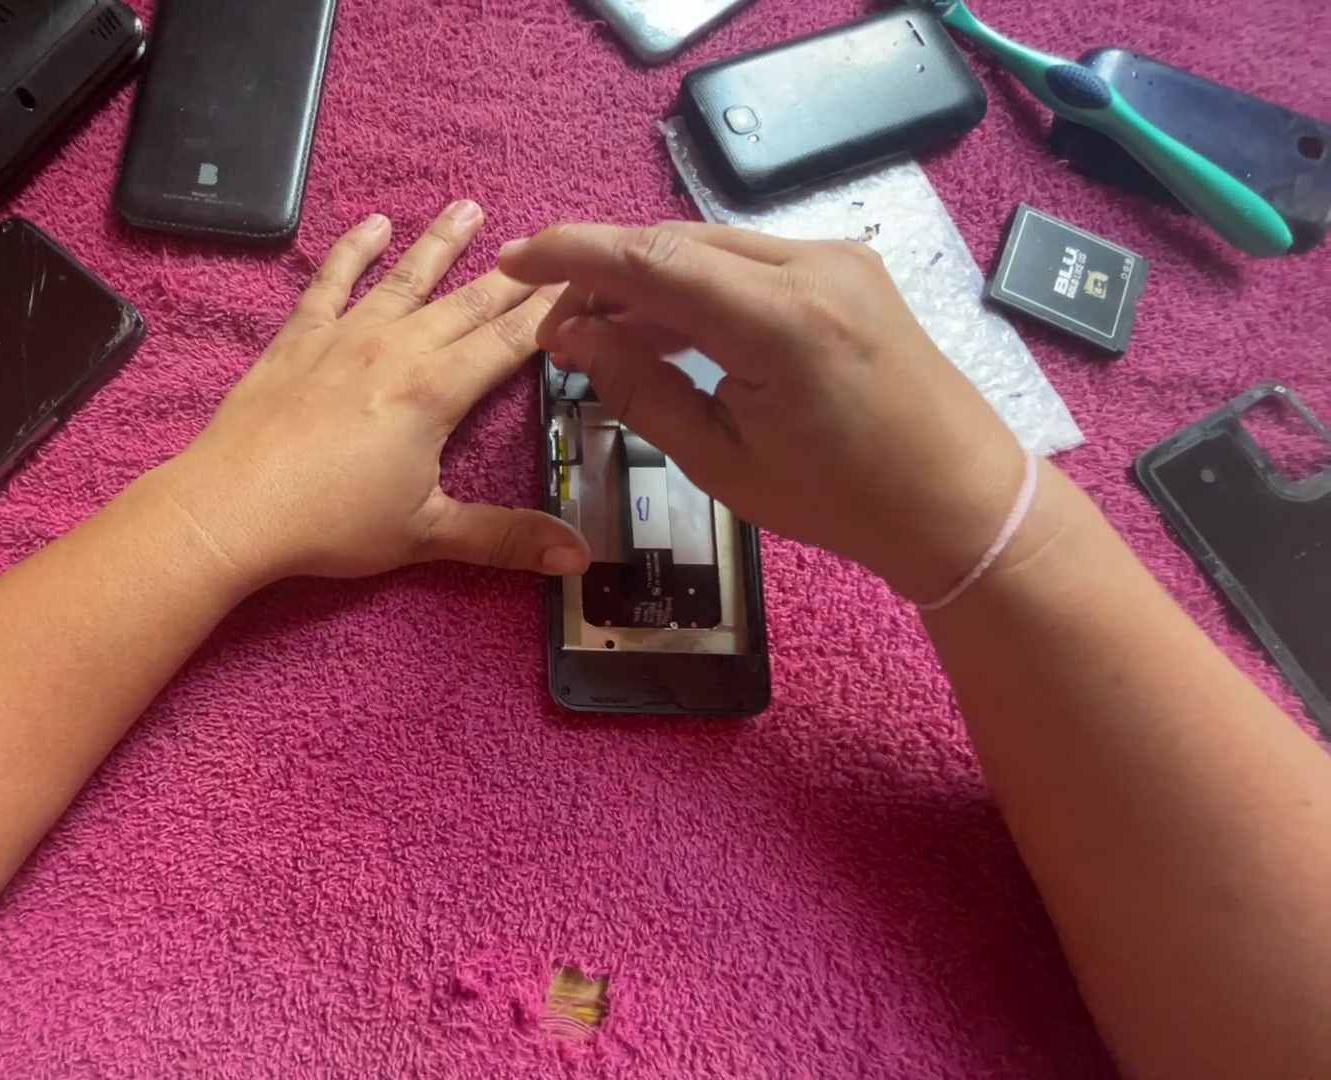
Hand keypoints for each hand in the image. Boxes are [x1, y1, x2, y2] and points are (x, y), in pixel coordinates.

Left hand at [156, 203, 589, 585]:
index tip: (580, 282)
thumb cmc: (332, 523)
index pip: (509, 341)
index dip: (549, 312)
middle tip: (546, 246)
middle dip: (512, 277)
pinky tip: (372, 224)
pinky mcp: (298, 338)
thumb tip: (579, 558)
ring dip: (441, 243)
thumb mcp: (426, 534)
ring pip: (406, 278)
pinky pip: (331, 281)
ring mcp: (344, 335)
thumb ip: (504, 537)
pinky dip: (352, 250)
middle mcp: (396, 347)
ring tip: (471, 207)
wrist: (234, 507)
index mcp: (435, 391)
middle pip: (467, 303)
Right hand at [497, 222, 1030, 603]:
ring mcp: (833, 258)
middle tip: (553, 333)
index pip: (651, 261)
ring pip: (702, 250)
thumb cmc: (836, 498)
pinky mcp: (840, 269)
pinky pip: (738, 264)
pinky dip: (684, 291)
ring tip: (594, 338)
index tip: (512, 260)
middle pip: (671, 244)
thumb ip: (638, 388)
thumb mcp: (717, 458)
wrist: (956, 498)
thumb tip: (572, 339)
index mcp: (781, 322)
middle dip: (597, 277)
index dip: (570, 255)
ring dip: (639, 286)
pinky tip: (655, 331)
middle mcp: (812, 265)